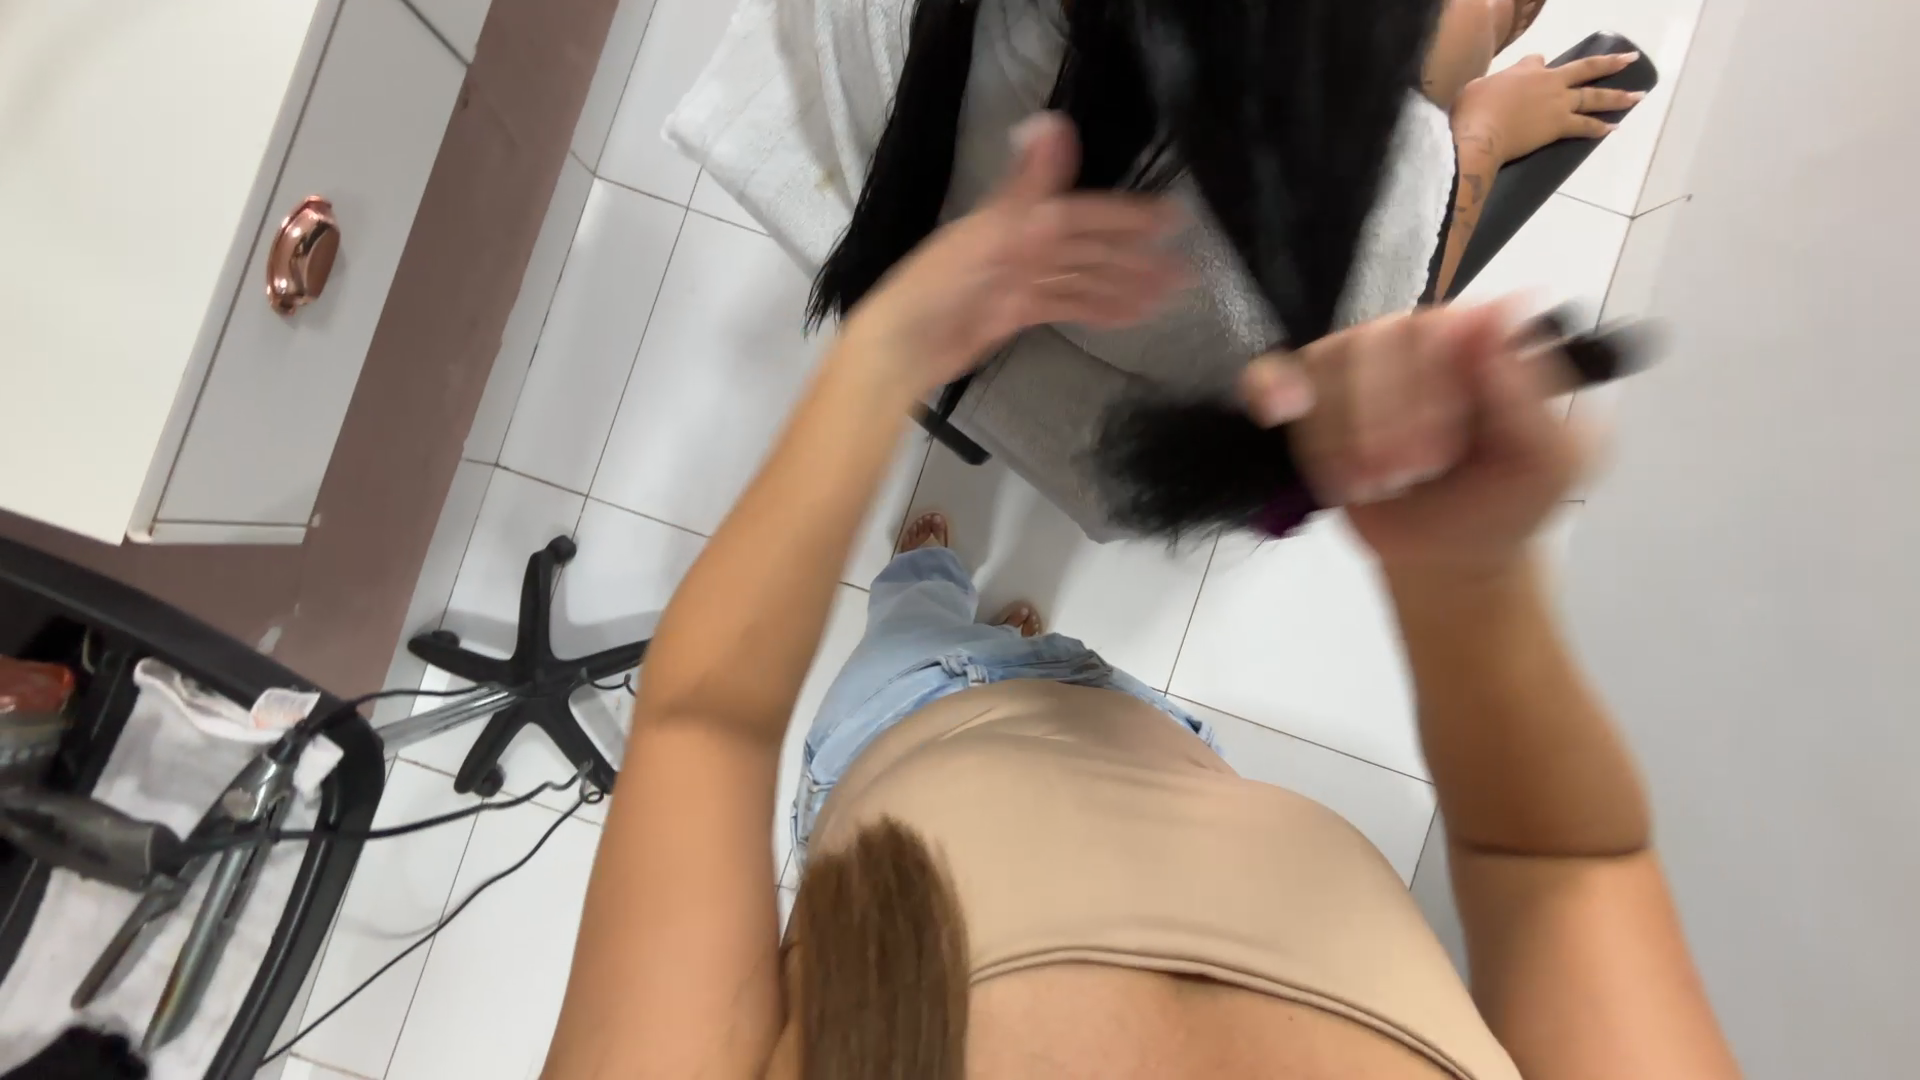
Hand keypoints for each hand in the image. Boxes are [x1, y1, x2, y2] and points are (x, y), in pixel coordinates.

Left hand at [840, 112, 1184, 395]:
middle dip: (1134, 257)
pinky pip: (1064, 306)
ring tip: (1165, 297)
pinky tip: (1124, 315)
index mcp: (1015, 222)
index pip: (1081, 215)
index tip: (1170, 220)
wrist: (900, 348)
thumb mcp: (982, 236)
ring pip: (1082, 280)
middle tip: (1183, 269)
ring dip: (1122, 286)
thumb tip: (1053, 124)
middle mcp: (1022, 247)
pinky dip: (1094, 310)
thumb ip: (1025, 188)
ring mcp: (1019, 282)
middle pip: (1088, 249)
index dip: (1125, 217)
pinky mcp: (1014, 314)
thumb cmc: (935, 288)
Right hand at [1239, 303, 1585, 574]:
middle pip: (1371, 344)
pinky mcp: (1313, 396)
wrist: (1442, 550)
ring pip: (1325, 364)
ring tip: (1363, 484)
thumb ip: (1527, 393)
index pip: (1437, 329)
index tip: (1432, 457)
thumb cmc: (1502, 506)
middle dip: (1376, 423)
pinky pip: (1276, 373)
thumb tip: (1494, 313)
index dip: (1424, 394)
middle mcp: (1418, 336)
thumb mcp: (1546, 463)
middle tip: (1399, 479)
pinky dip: (1269, 387)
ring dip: (1334, 435)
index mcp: (1485, 339)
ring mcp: (1360, 364)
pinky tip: (1279, 412)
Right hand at [1454, 51, 1644, 160]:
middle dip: (1609, 64)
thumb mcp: (1473, 90)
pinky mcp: (1557, 126)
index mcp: (1525, 70)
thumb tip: (1490, 90)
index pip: (1536, 62)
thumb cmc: (1469, 114)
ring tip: (1636, 96)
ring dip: (1617, 96)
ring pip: (1594, 96)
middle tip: (1629, 59)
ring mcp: (1557, 104)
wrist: (1479, 137)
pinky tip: (1613, 128)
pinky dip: (1598, 128)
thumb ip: (1488, 86)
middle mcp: (1549, 81)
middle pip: (1585, 69)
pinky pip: (1584, 126)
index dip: (1536, 66)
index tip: (1537, 67)